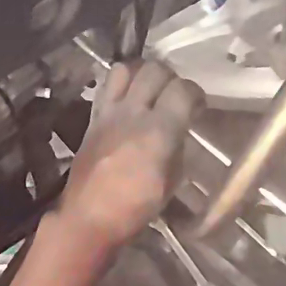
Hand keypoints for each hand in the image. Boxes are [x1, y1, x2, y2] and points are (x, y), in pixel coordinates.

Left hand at [57, 59, 202, 251]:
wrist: (88, 217)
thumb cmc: (134, 207)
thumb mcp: (171, 182)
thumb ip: (177, 149)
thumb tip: (178, 132)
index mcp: (159, 130)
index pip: (183, 89)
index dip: (196, 94)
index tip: (198, 107)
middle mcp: (134, 112)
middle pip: (155, 70)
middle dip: (171, 78)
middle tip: (174, 96)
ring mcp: (109, 112)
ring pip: (126, 68)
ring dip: (141, 74)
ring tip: (149, 90)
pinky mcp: (92, 118)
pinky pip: (105, 87)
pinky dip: (119, 85)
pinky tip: (127, 100)